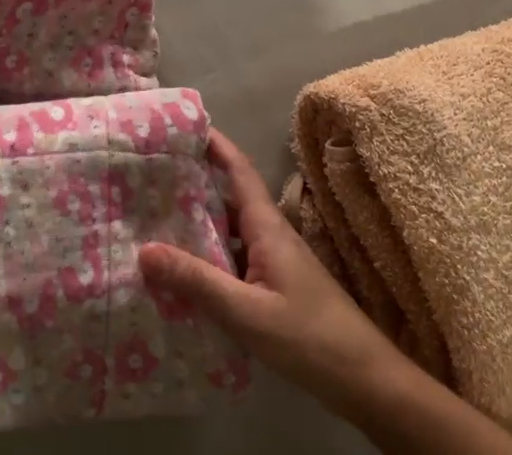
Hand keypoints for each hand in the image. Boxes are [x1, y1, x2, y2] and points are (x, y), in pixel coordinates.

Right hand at [140, 131, 511, 454]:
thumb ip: (197, 281)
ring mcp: (275, 264)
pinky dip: (206, 258)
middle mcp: (271, 236)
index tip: (179, 126)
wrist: (369, 384)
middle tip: (146, 174)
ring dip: (195, 223)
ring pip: (228, 232)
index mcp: (268, 228)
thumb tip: (142, 249)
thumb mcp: (247, 312)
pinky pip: (232, 260)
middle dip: (191, 182)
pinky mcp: (275, 289)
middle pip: (227, 198)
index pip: (239, 170)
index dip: (213, 144)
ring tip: (151, 218)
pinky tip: (181, 272)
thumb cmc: (311, 338)